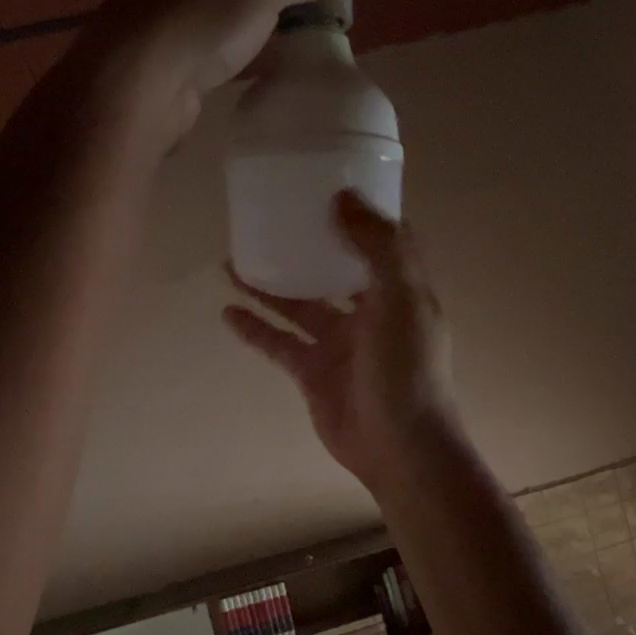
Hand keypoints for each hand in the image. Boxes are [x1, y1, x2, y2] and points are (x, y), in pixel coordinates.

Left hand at [84, 0, 355, 136]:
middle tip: (285, 37)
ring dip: (229, 48)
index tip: (289, 0)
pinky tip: (232, 89)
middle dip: (246, 15)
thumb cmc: (201, 18)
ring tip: (265, 66)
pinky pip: (191, 69)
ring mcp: (147, 31)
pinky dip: (212, 76)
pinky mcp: (148, 76)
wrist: (141, 84)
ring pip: (202, 34)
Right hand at [225, 192, 457, 487]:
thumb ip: (378, 246)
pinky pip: (279, 344)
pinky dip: (255, 328)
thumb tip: (343, 196)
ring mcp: (339, 345)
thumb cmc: (407, 369)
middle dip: (302, 248)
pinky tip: (228, 310)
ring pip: (298, 304)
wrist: (399, 447)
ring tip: (231, 260)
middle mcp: (369, 313)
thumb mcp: (402, 297)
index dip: (355, 216)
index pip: (378, 243)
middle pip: (330, 270)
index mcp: (398, 291)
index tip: (322, 187)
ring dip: (268, 284)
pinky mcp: (313, 374)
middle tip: (264, 221)